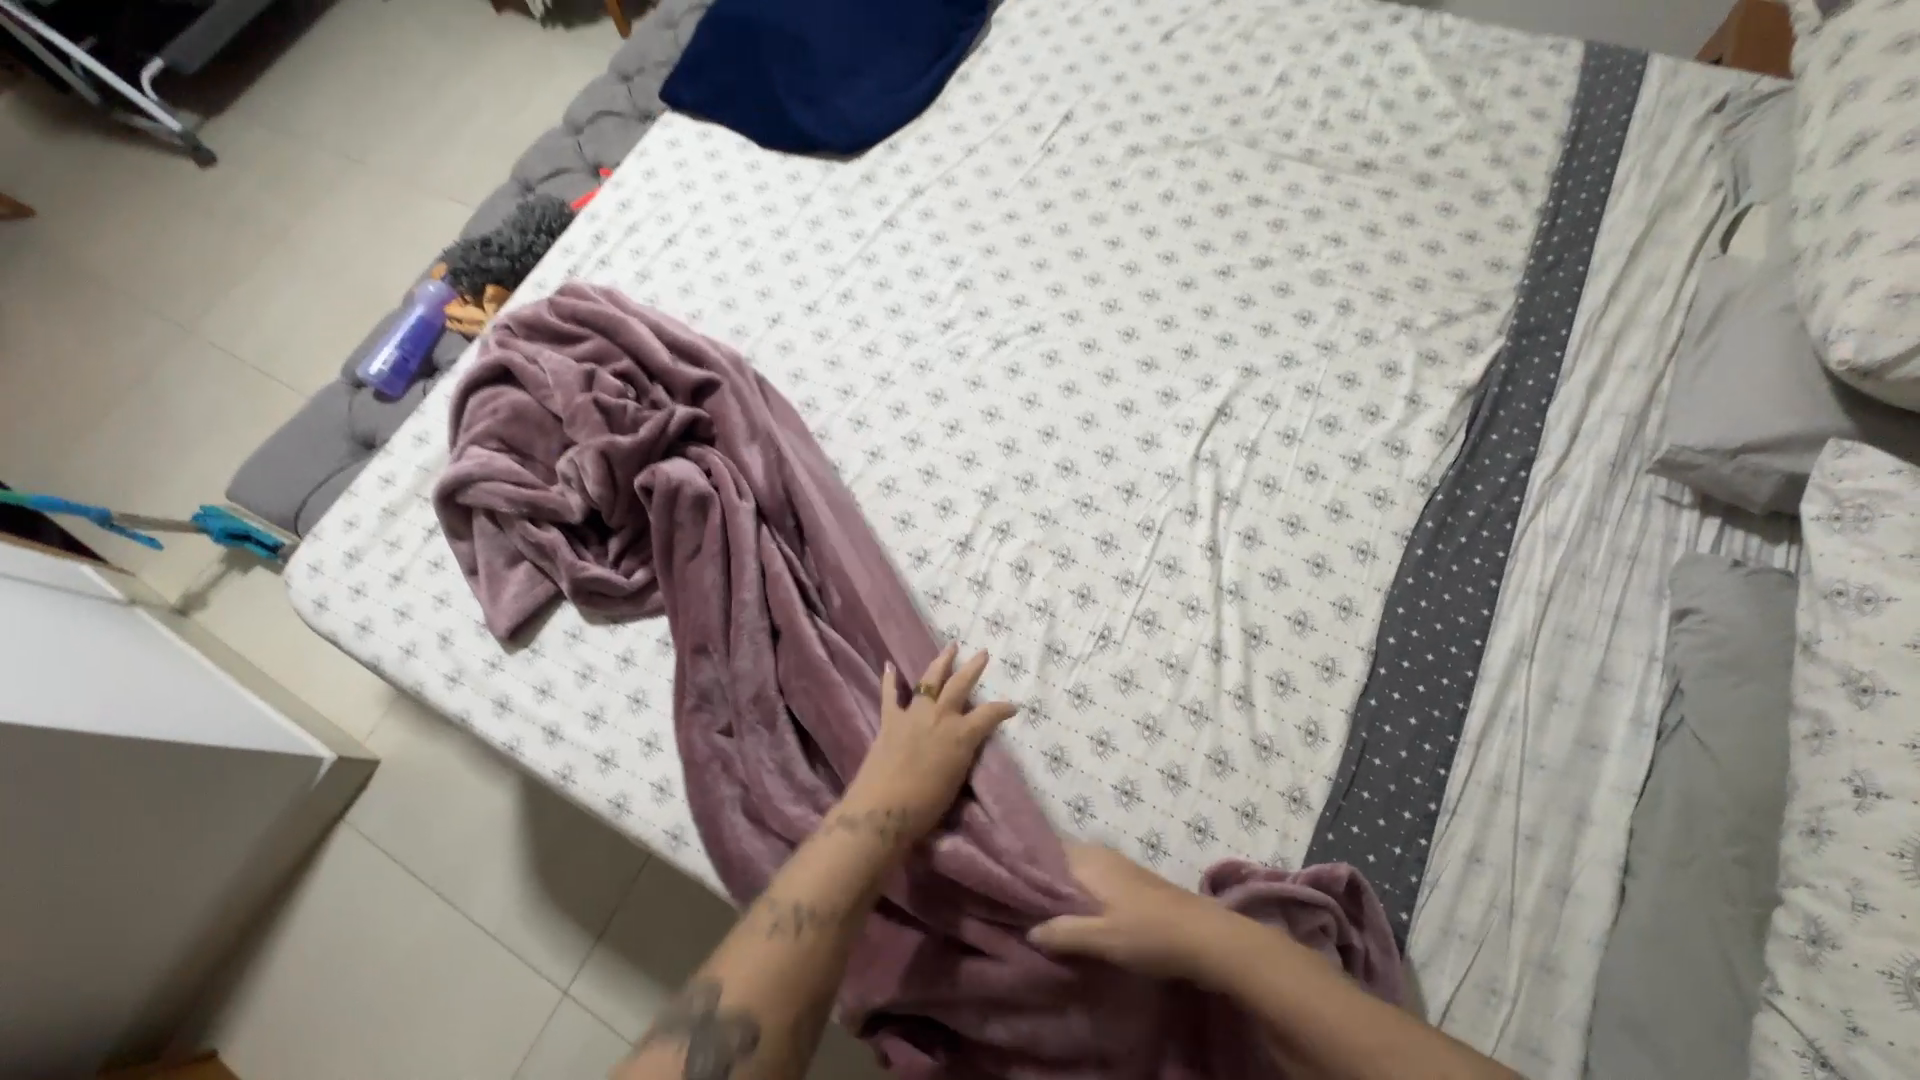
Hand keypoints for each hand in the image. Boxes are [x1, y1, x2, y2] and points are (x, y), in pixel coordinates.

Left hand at [841, 644, 1018, 843]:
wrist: (883, 811)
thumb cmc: (926, 805)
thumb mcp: (957, 780)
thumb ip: (962, 755)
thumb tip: (965, 743)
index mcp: (961, 735)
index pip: (989, 715)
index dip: (1003, 709)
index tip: (1013, 706)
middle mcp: (940, 717)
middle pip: (959, 685)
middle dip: (973, 668)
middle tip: (982, 653)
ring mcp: (913, 715)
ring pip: (929, 680)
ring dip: (940, 663)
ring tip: (950, 647)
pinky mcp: (889, 721)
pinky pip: (890, 695)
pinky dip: (890, 680)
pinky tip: (890, 665)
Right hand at [1028, 842, 1228, 979]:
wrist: (1206, 938)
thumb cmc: (1149, 933)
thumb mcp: (1100, 938)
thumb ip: (1061, 932)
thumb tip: (1028, 931)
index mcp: (1086, 859)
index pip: (1040, 851)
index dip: (1020, 868)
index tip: (999, 886)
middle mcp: (1098, 854)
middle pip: (1056, 862)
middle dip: (1037, 882)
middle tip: (1013, 907)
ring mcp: (1116, 867)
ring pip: (1074, 874)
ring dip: (1059, 892)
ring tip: (1037, 917)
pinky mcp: (1129, 883)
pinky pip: (1090, 883)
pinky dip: (1077, 897)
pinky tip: (1072, 920)